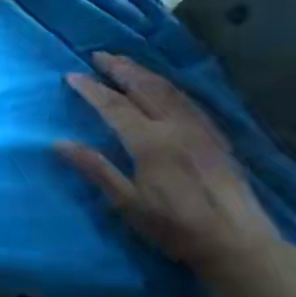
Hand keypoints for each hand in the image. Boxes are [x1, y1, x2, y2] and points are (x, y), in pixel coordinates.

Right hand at [56, 52, 288, 277]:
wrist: (236, 241)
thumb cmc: (173, 226)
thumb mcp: (127, 202)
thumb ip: (95, 169)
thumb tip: (59, 143)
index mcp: (151, 142)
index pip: (115, 106)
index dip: (91, 89)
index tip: (71, 75)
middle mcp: (176, 127)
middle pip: (145, 87)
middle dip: (120, 69)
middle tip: (98, 55)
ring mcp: (200, 129)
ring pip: (170, 90)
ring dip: (144, 73)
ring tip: (125, 63)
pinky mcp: (216, 137)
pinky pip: (188, 100)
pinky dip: (168, 86)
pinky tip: (162, 87)